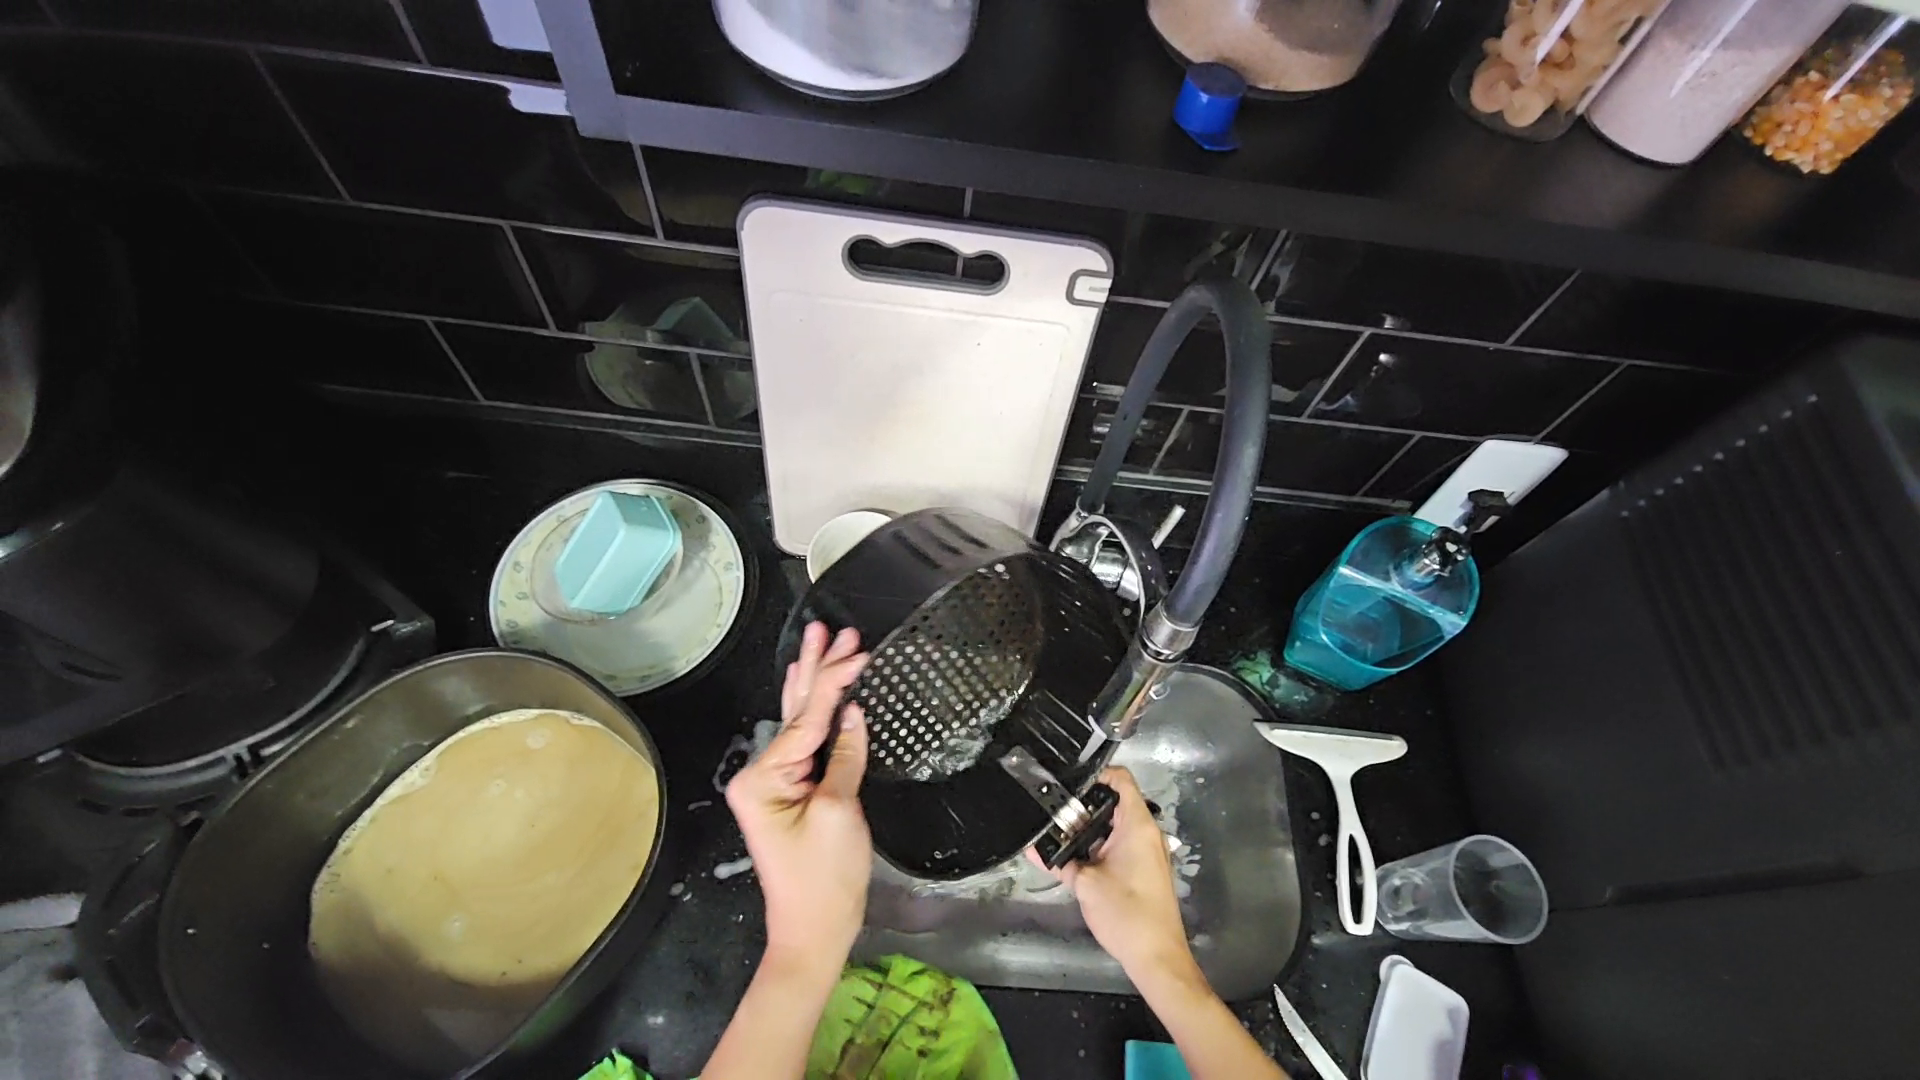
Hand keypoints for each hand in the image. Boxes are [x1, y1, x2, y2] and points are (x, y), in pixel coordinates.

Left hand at [726, 622, 872, 969]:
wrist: (814, 929)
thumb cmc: (825, 878)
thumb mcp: (839, 812)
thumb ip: (845, 756)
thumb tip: (854, 712)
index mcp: (764, 776)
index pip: (807, 717)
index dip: (836, 681)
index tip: (862, 651)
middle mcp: (761, 772)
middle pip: (796, 709)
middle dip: (818, 668)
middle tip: (833, 628)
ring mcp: (773, 781)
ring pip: (798, 719)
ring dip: (814, 679)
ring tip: (820, 639)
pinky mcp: (790, 789)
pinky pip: (804, 739)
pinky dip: (814, 710)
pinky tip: (812, 684)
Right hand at [1033, 766, 1194, 980]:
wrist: (1157, 957)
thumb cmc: (1125, 913)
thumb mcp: (1085, 884)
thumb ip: (1060, 861)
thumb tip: (1034, 849)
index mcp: (1137, 825)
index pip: (1121, 779)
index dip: (1096, 773)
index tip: (1069, 783)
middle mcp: (1146, 833)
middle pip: (1114, 802)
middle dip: (1084, 805)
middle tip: (1056, 812)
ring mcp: (1146, 852)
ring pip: (1114, 826)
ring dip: (1088, 830)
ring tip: (1058, 834)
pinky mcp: (1143, 870)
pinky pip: (1118, 846)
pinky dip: (1098, 847)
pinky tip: (1072, 859)